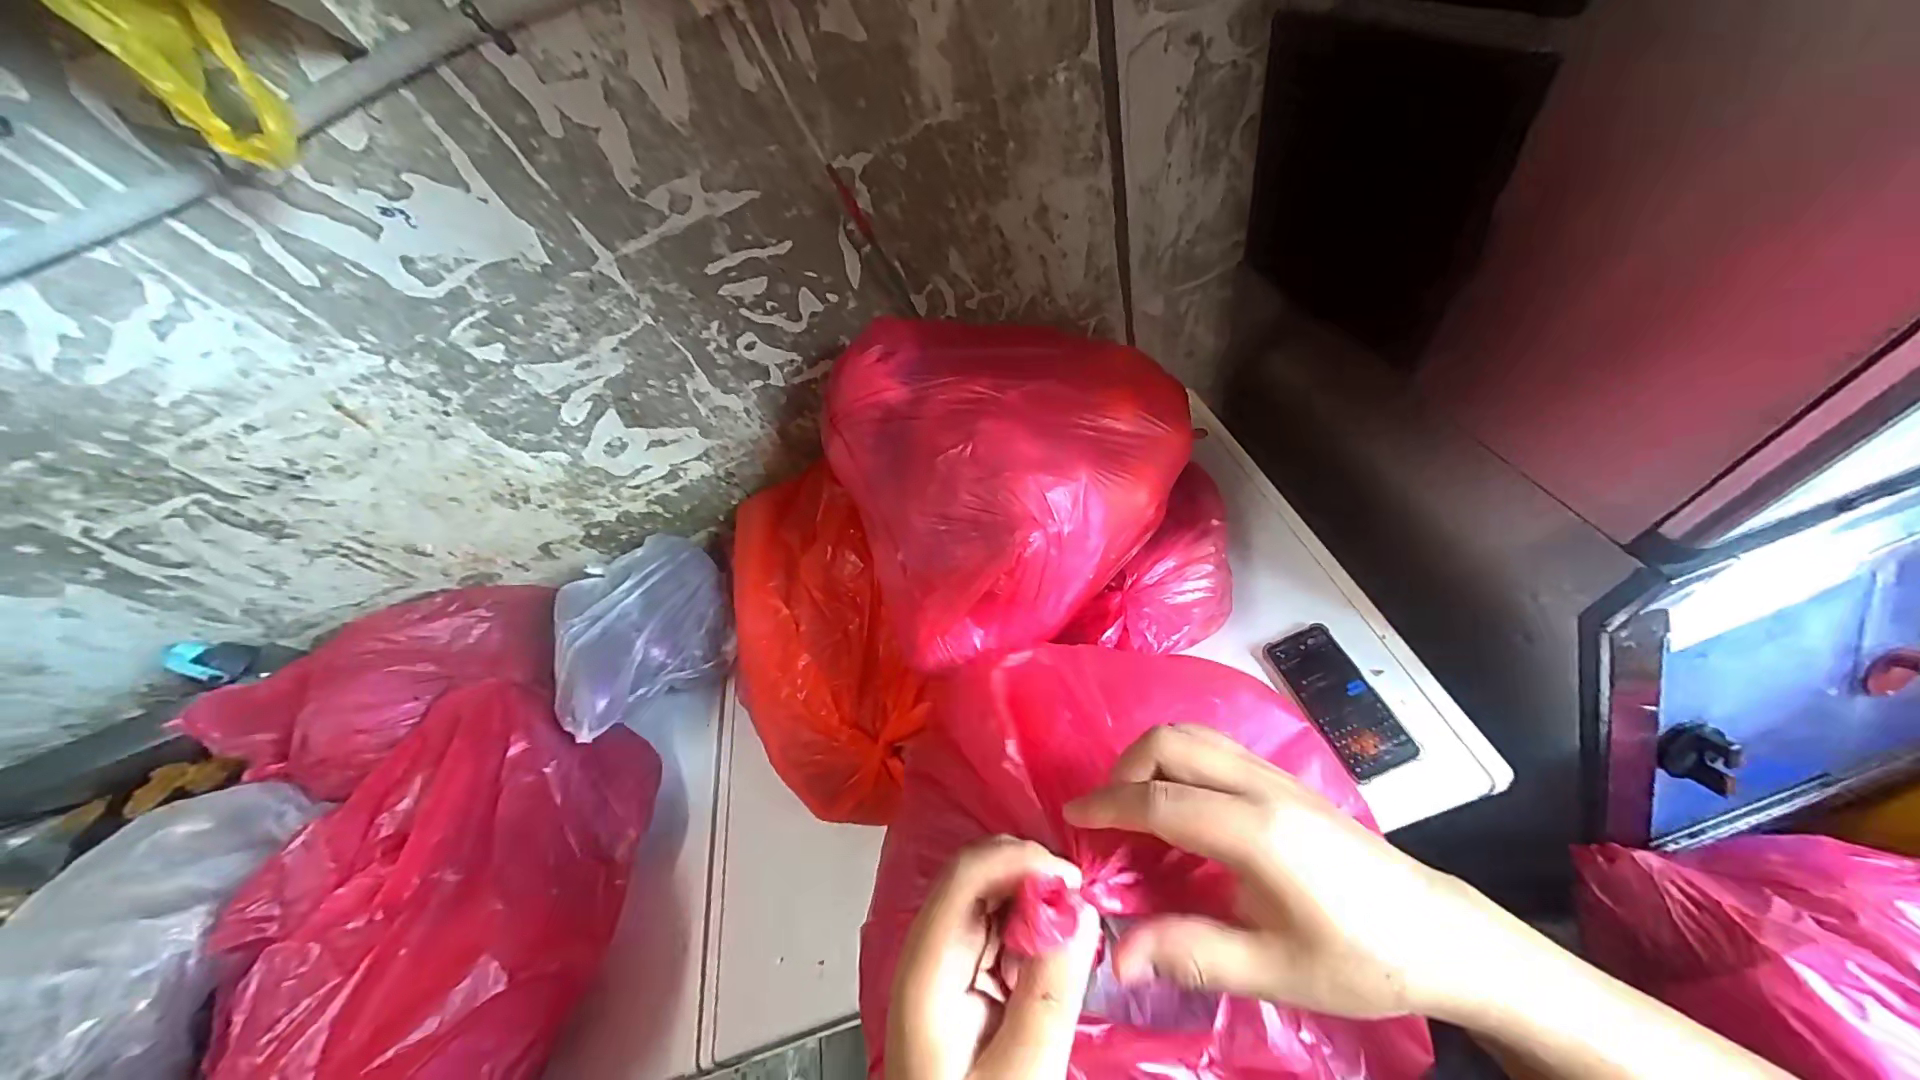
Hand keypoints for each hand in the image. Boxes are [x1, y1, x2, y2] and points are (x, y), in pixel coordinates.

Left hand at [888, 837, 1100, 1079]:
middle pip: (975, 875)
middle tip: (1081, 902)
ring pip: (991, 896)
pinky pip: (1000, 928)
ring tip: (1075, 927)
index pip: (965, 875)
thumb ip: (1050, 993)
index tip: (1072, 882)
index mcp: (928, 966)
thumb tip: (1079, 911)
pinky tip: (1055, 953)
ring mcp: (946, 959)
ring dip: (1036, 899)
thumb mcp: (1020, 1077)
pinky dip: (1033, 927)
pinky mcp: (964, 975)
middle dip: (1031, 873)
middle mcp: (930, 948)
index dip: (1018, 860)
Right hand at [1062, 724, 1505, 1020]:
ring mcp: (1273, 774)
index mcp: (1256, 832)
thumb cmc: (1360, 957)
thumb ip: (1189, 952)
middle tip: (1108, 818)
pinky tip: (1179, 804)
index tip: (1072, 818)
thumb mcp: (1273, 969)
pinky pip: (1212, 745)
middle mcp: (1260, 786)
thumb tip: (1116, 956)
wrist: (1440, 933)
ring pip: (1190, 734)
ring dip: (1149, 759)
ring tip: (1135, 806)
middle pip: (1169, 743)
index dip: (1107, 806)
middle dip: (1124, 771)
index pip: (1160, 801)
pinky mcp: (1281, 777)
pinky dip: (1176, 760)